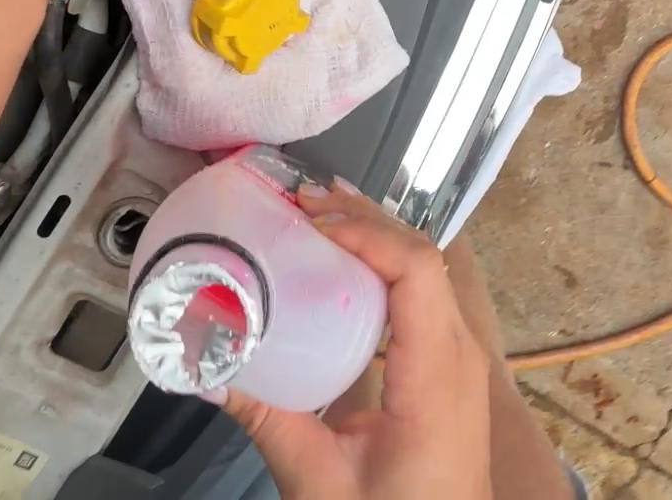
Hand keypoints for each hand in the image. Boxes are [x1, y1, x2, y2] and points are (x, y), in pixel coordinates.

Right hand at [219, 186, 493, 499]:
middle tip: (304, 200)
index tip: (312, 220)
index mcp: (436, 373)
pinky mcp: (452, 359)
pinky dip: (388, 257)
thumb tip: (208, 371)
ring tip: (323, 209)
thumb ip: (267, 421)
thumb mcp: (321, 482)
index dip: (368, 233)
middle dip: (365, 218)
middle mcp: (460, 349)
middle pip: (424, 255)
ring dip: (378, 230)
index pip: (418, 270)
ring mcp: (463, 351)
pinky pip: (426, 288)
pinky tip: (354, 251)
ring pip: (429, 265)